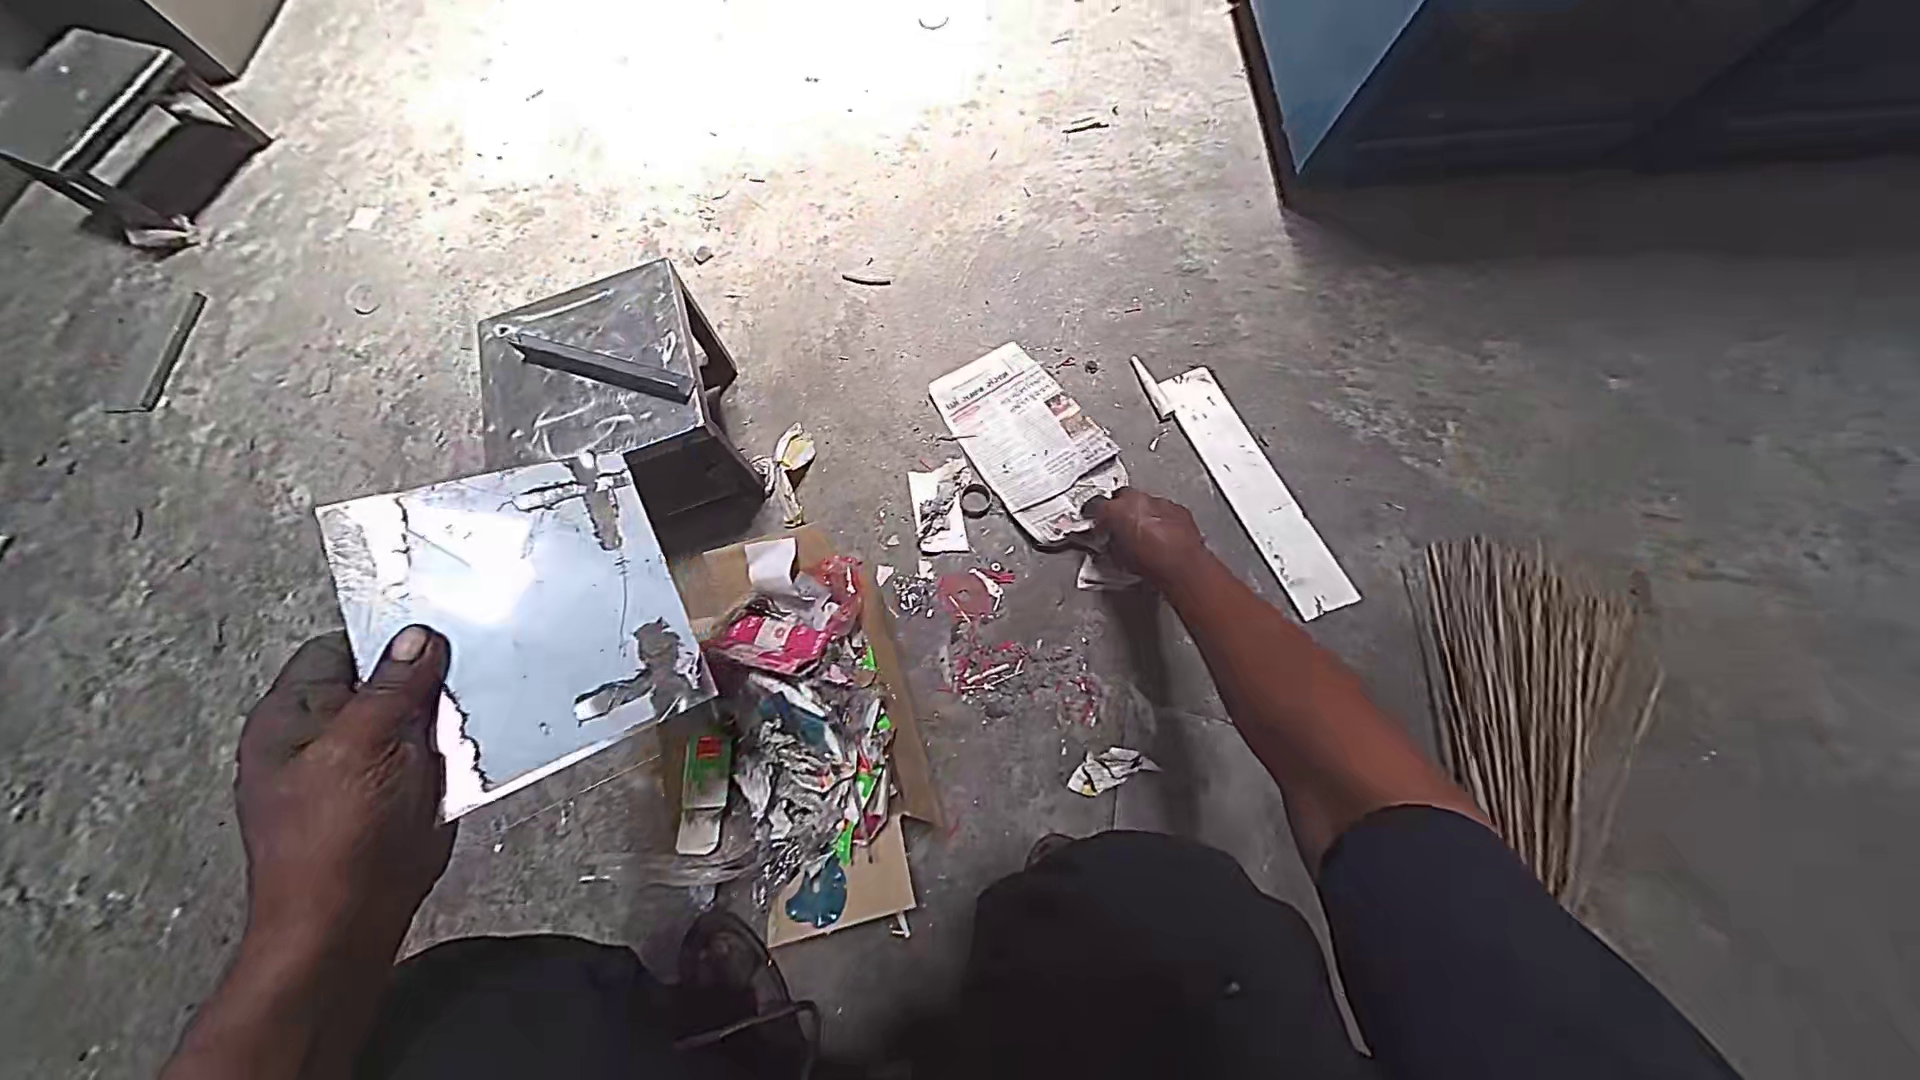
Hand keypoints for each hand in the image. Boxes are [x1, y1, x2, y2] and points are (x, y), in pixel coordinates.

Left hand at [235, 626, 455, 955]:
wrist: (356, 909)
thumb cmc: (332, 841)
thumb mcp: (360, 747)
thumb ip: (392, 688)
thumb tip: (416, 637)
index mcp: (295, 717)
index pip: (342, 647)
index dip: (386, 636)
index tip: (435, 629)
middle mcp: (332, 729)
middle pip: (392, 674)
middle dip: (430, 674)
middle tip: (457, 678)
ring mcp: (373, 752)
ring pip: (424, 705)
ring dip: (450, 708)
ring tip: (462, 718)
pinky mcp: (409, 773)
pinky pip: (443, 736)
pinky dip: (461, 734)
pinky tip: (468, 743)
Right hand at [1084, 488, 1209, 583]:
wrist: (1182, 568)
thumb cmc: (1152, 563)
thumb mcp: (1118, 556)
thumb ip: (1111, 542)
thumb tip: (1112, 542)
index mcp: (1117, 509)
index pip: (1098, 506)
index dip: (1098, 518)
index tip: (1100, 526)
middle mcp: (1138, 500)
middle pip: (1122, 497)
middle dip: (1120, 510)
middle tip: (1120, 526)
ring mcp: (1159, 502)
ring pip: (1144, 502)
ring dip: (1141, 513)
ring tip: (1143, 533)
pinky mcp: (1177, 509)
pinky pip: (1163, 509)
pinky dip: (1160, 518)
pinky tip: (1160, 534)